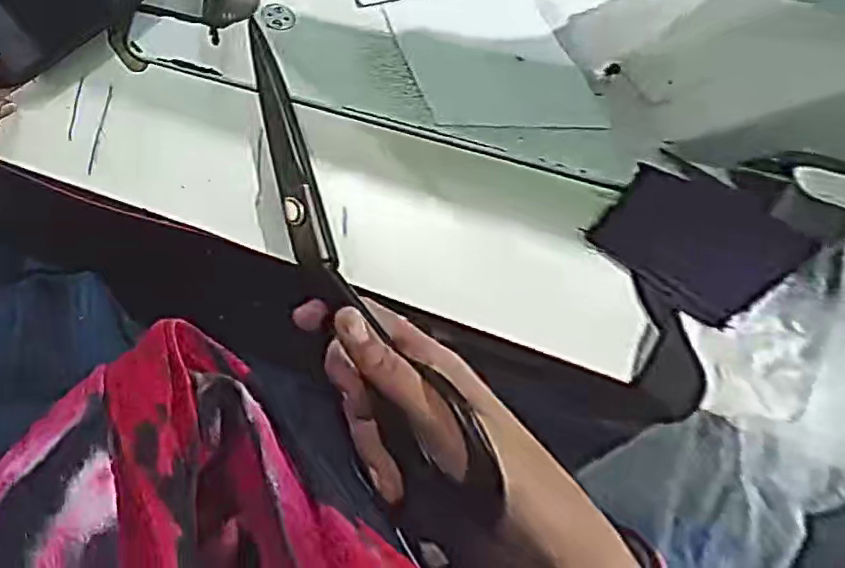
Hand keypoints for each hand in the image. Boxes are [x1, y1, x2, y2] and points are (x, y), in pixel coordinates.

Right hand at [294, 298, 639, 566]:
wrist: (554, 559)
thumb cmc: (520, 484)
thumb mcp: (444, 417)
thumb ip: (390, 368)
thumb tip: (346, 317)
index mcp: (431, 363)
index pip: (369, 319)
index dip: (333, 314)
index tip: (303, 320)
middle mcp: (418, 386)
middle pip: (354, 366)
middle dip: (352, 395)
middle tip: (366, 414)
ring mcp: (413, 421)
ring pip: (358, 409)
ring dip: (366, 440)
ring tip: (392, 467)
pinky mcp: (409, 454)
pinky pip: (368, 444)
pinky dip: (374, 463)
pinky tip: (394, 482)